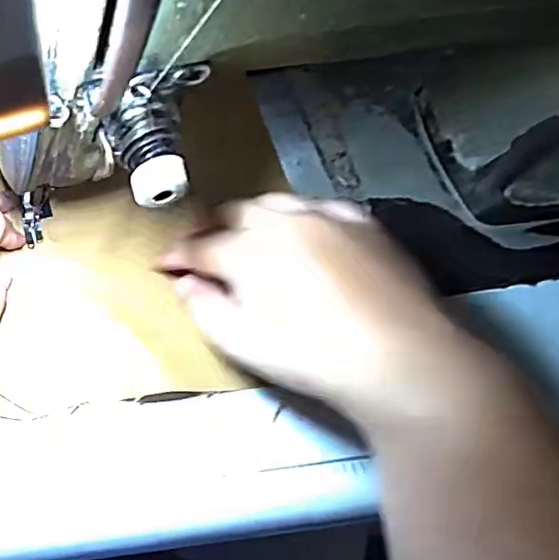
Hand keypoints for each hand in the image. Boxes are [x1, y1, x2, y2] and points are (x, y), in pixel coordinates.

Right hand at [157, 194, 517, 433]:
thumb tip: (185, 282)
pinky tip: (298, 233)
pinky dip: (295, 217)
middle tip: (198, 247)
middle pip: (234, 213)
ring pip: (275, 203)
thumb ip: (203, 306)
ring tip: (242, 236)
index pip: (199, 246)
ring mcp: (328, 216)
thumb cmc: (307, 355)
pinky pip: (318, 207)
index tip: (161, 264)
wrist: (396, 356)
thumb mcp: (238, 340)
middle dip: (210, 228)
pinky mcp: (364, 223)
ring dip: (250, 218)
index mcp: (247, 249)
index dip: (175, 256)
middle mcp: (284, 221)